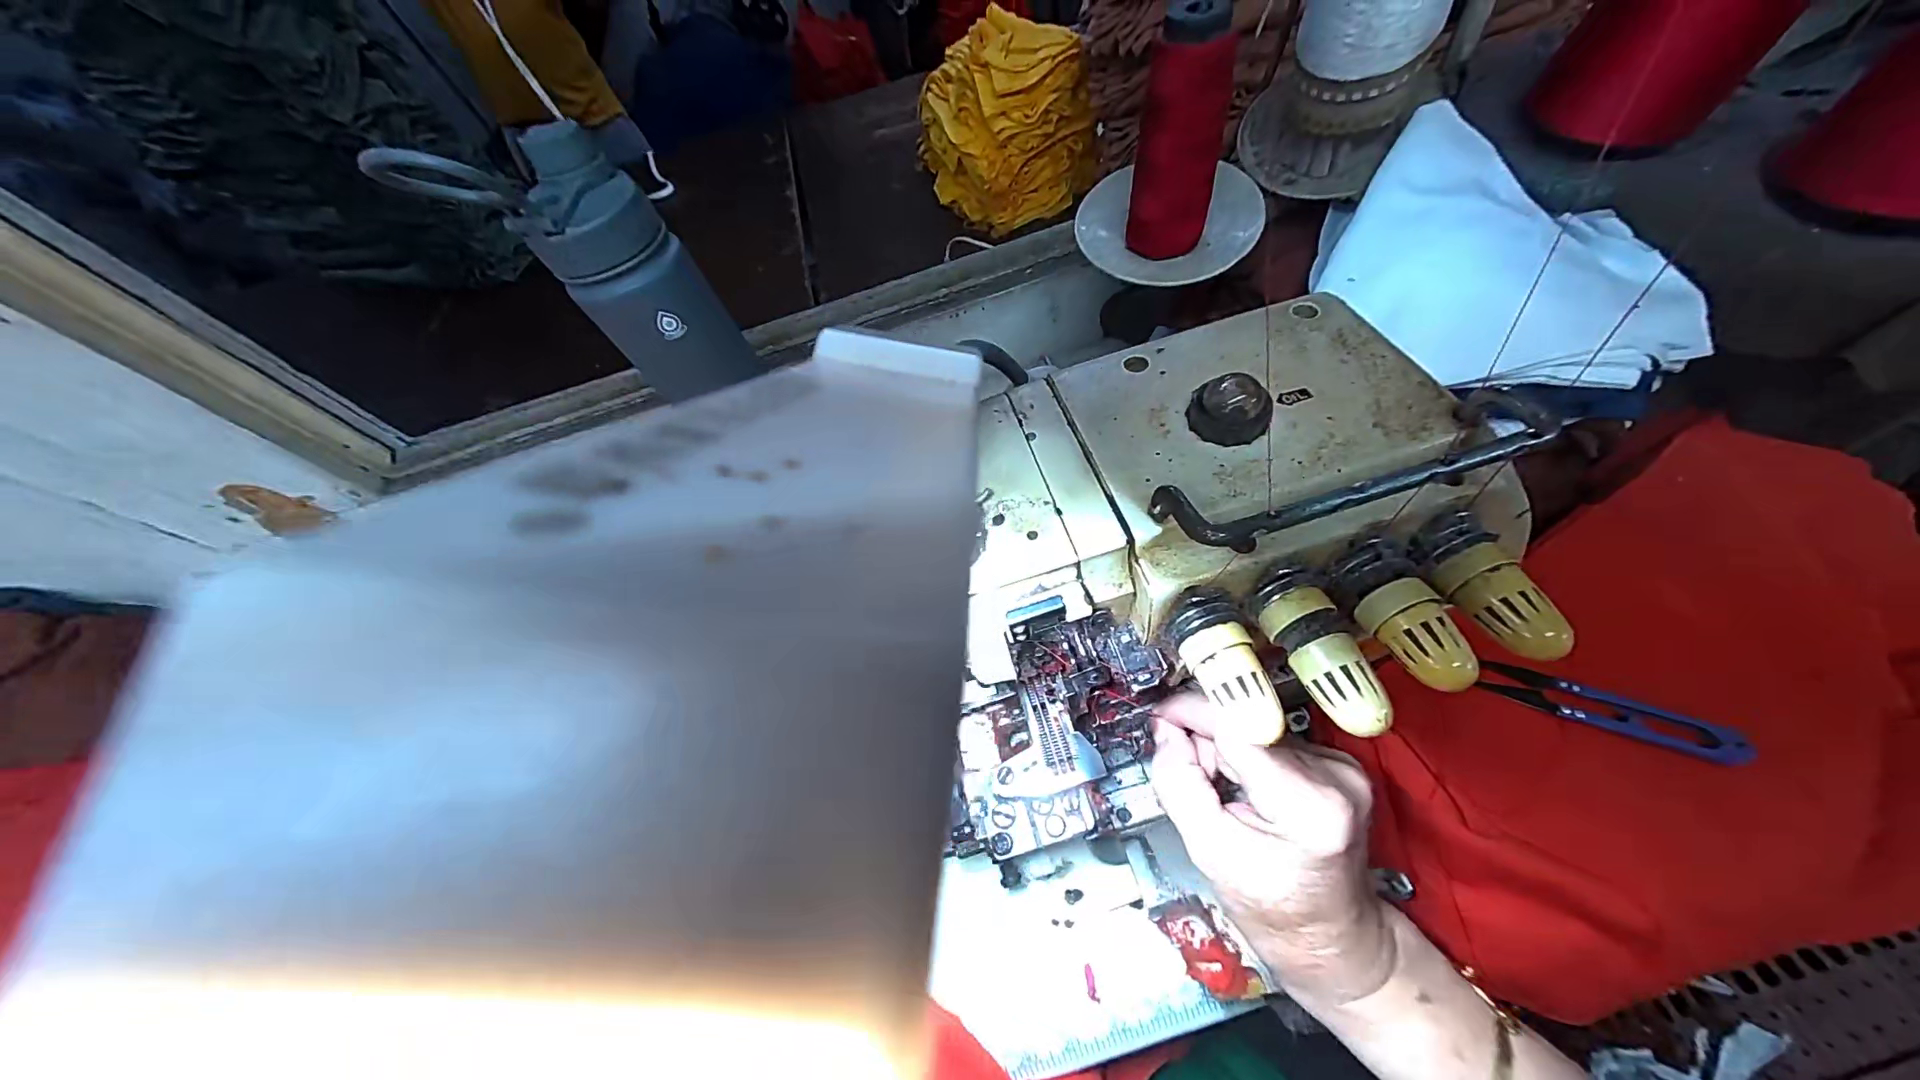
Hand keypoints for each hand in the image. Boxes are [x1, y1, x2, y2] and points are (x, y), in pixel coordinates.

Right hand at [1150, 691, 1394, 1006]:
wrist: (1329, 932)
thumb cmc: (1276, 907)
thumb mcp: (1207, 850)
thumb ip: (1178, 782)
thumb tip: (1166, 729)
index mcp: (1309, 806)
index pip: (1238, 726)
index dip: (1193, 712)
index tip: (1163, 716)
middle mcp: (1335, 776)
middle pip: (1244, 722)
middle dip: (1206, 739)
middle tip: (1197, 778)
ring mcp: (1341, 767)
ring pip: (1253, 724)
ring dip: (1226, 747)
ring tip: (1227, 793)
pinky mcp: (1337, 762)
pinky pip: (1269, 735)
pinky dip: (1247, 753)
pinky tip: (1248, 789)